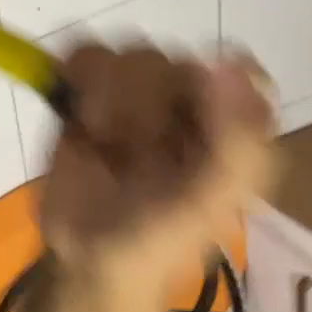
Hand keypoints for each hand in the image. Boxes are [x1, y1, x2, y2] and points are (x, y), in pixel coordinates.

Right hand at [40, 45, 276, 286]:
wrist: (88, 258)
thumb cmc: (160, 238)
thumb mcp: (215, 200)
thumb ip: (238, 138)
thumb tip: (224, 59)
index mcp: (229, 123)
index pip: (230, 68)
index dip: (201, 84)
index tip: (180, 118)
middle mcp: (182, 105)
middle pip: (164, 58)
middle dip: (140, 101)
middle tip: (129, 145)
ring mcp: (128, 101)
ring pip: (122, 53)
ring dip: (104, 92)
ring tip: (99, 134)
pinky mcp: (81, 101)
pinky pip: (81, 56)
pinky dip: (73, 70)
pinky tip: (74, 110)